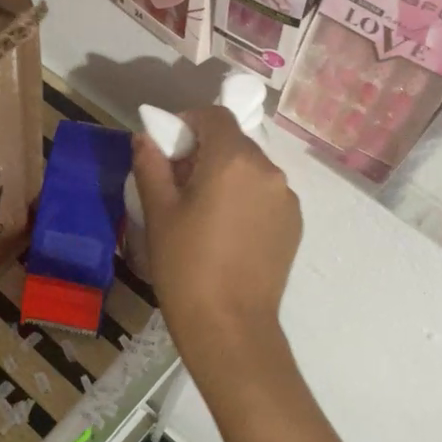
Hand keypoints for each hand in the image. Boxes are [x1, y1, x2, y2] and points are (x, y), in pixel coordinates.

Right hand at [130, 107, 299, 360]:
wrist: (229, 325)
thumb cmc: (185, 265)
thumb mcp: (158, 212)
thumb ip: (152, 165)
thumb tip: (147, 139)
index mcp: (233, 160)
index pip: (214, 116)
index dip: (188, 123)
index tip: (169, 150)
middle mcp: (268, 170)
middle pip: (233, 143)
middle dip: (204, 154)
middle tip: (178, 187)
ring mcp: (286, 198)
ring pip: (250, 171)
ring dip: (226, 178)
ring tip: (203, 216)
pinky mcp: (294, 225)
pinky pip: (265, 196)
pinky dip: (244, 201)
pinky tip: (226, 235)